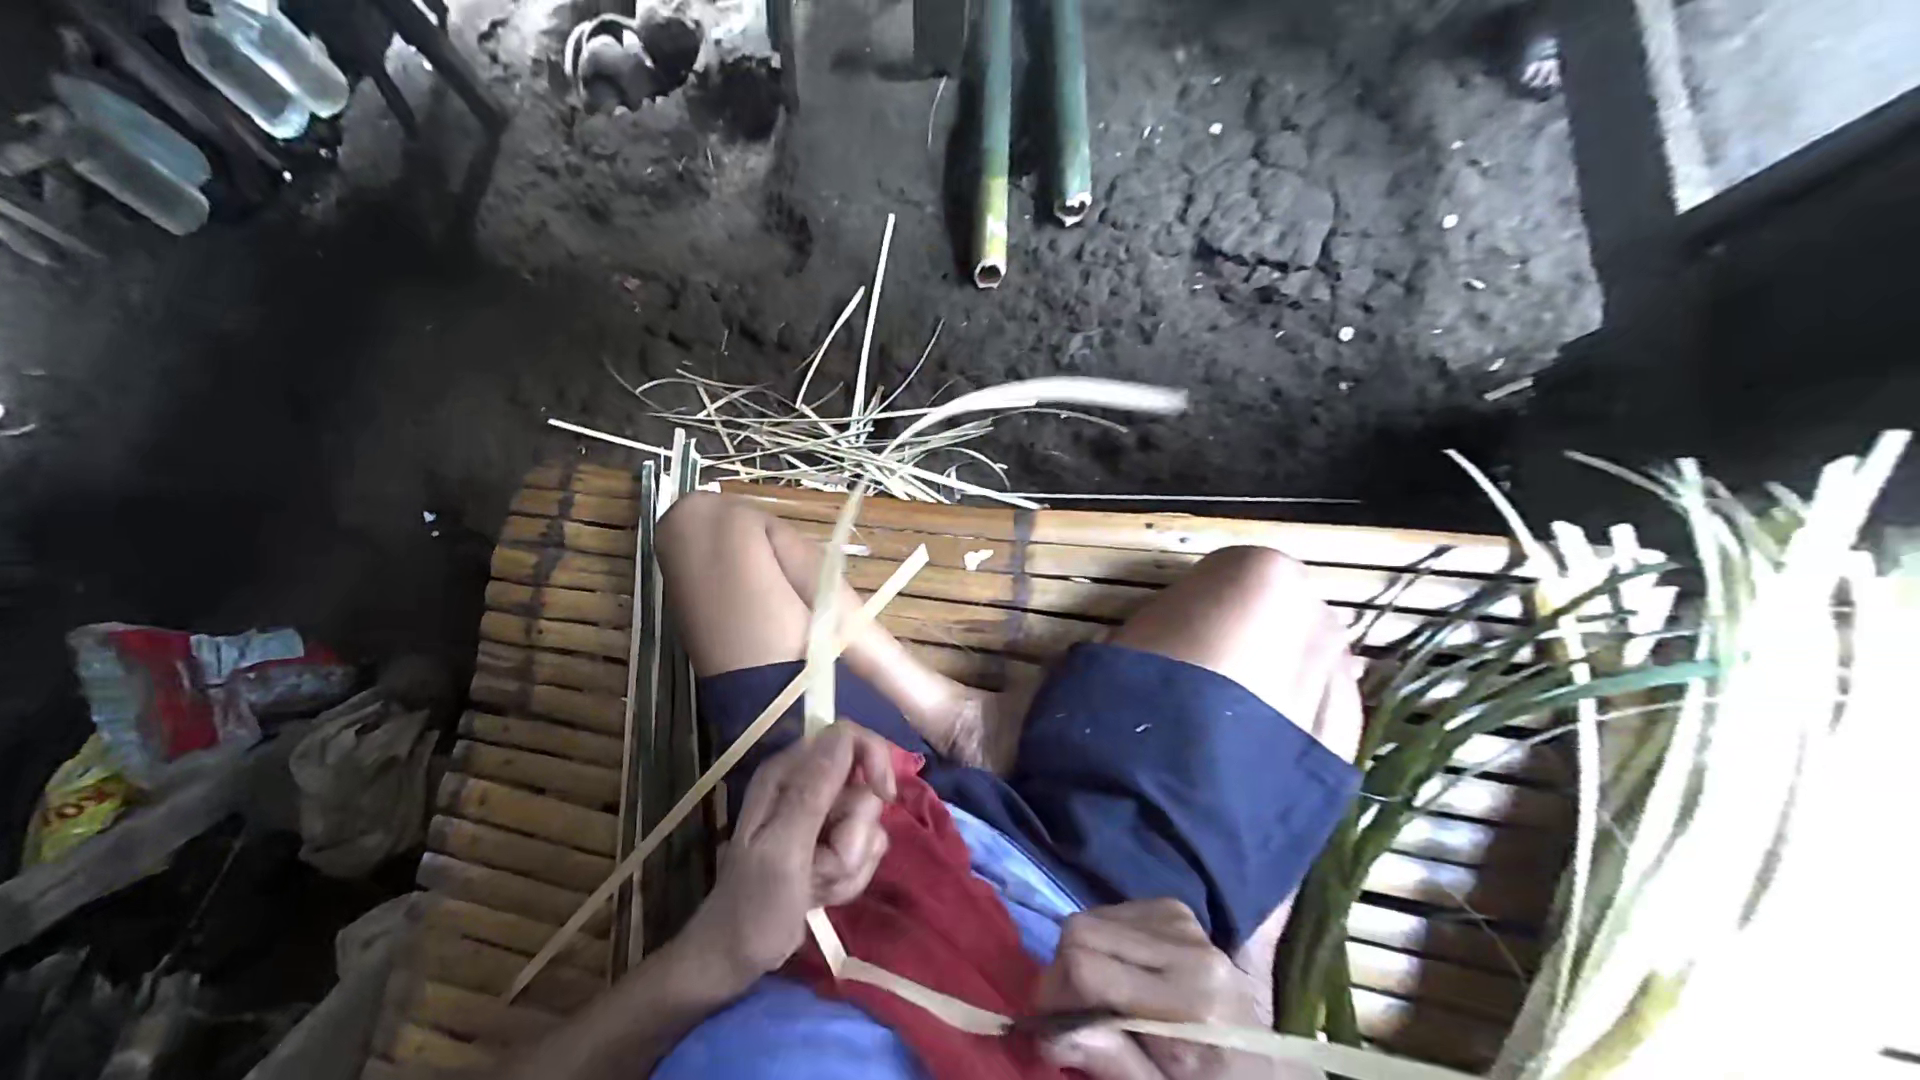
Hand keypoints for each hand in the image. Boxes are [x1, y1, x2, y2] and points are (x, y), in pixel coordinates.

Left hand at [680, 724, 896, 986]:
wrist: (737, 958)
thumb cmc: (753, 904)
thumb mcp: (784, 848)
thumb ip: (814, 790)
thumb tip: (843, 735)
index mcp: (788, 774)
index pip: (848, 737)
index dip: (875, 760)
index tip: (885, 797)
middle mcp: (805, 786)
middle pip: (865, 787)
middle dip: (853, 832)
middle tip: (822, 863)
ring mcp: (820, 816)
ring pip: (869, 822)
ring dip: (849, 862)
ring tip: (817, 883)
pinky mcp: (831, 843)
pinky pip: (867, 848)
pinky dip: (851, 876)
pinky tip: (823, 893)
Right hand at [1034, 900, 1270, 1079]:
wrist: (1263, 1073)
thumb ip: (1112, 1063)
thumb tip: (1051, 1030)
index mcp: (1191, 1001)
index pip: (1087, 965)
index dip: (1055, 995)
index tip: (1050, 1028)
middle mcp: (1189, 947)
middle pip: (1082, 930)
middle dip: (1062, 973)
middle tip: (1067, 1015)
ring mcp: (1184, 920)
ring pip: (1092, 916)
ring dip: (1081, 956)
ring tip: (1100, 999)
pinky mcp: (1177, 910)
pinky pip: (1113, 911)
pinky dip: (1103, 942)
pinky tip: (1122, 976)